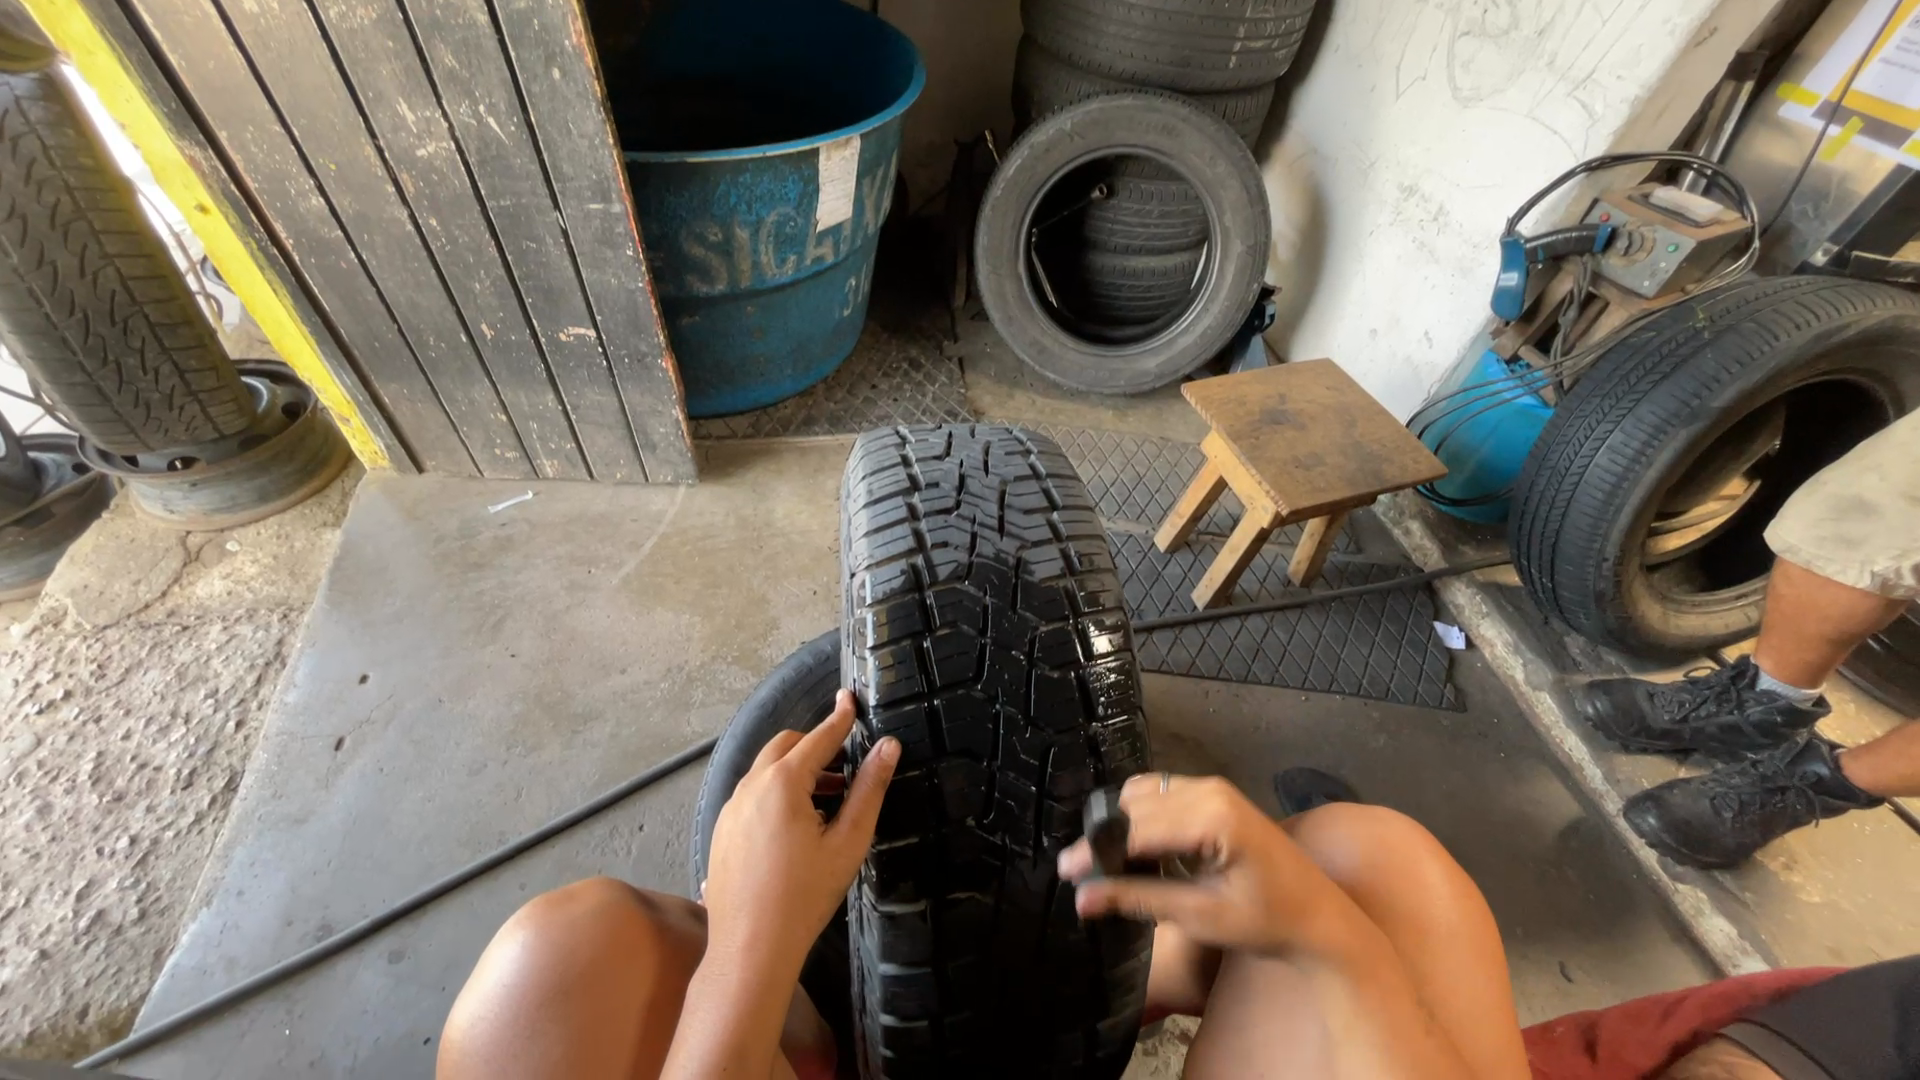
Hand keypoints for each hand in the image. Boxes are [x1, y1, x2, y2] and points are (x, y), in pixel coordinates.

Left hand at [702, 690, 898, 970]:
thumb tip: (889, 747)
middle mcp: (750, 786)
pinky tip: (795, 827)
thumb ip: (869, 789)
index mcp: (782, 782)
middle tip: (845, 765)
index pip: (819, 737)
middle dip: (816, 745)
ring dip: (796, 770)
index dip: (840, 718)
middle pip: (786, 745)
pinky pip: (752, 794)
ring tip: (827, 799)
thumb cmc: (805, 895)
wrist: (750, 951)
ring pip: (766, 770)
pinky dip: (776, 792)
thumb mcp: (848, 842)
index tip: (851, 698)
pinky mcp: (721, 830)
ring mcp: (730, 808)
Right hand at [1057, 773, 1343, 953]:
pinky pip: (1159, 793)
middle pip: (1135, 807)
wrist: (1320, 918)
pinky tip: (1133, 846)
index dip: (1097, 850)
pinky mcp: (1210, 793)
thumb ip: (1138, 899)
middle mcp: (1207, 789)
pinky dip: (1139, 815)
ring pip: (1142, 795)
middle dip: (1104, 839)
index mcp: (1212, 817)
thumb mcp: (1200, 916)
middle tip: (1078, 872)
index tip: (1066, 870)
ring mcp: (1210, 787)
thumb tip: (1082, 898)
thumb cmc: (1267, 922)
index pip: (1137, 828)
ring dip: (1120, 825)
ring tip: (1103, 862)